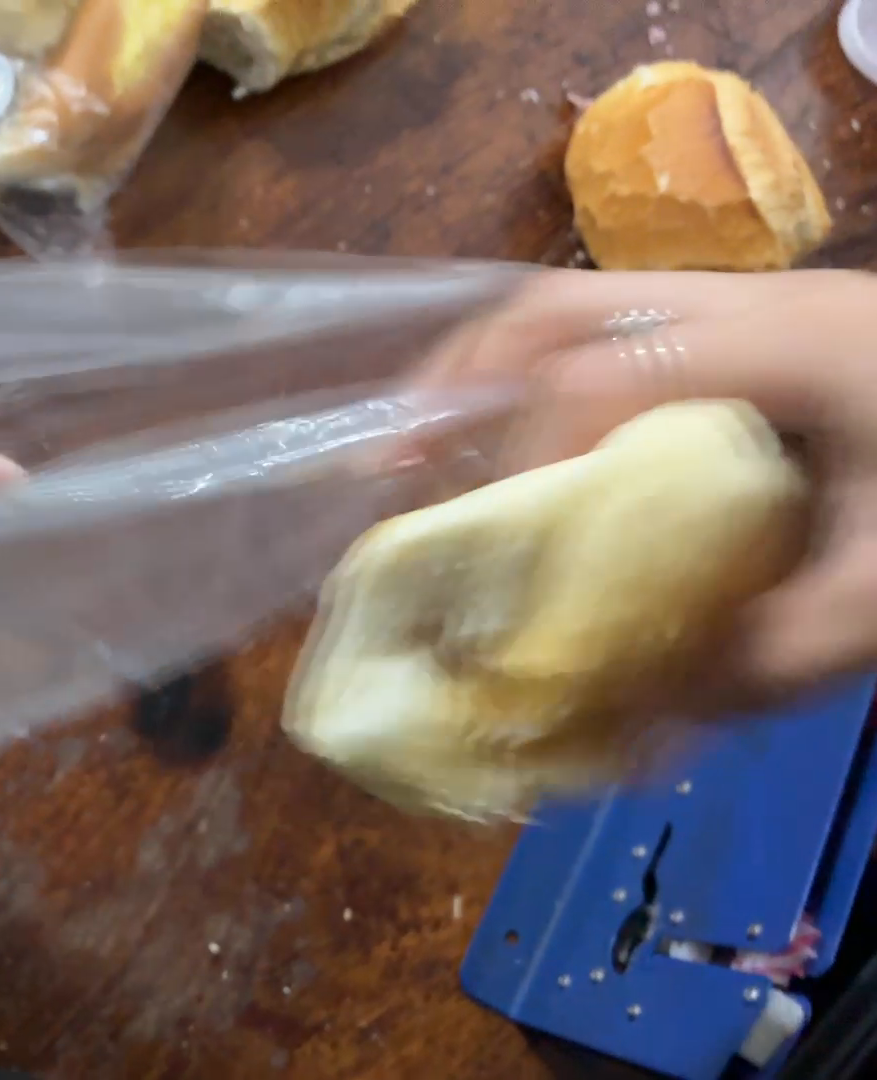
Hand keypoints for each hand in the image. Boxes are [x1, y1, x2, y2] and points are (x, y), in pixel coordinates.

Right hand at [405, 268, 876, 692]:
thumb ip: (770, 656)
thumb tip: (621, 736)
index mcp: (796, 345)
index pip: (602, 378)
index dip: (517, 454)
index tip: (486, 537)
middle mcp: (745, 305)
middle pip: (547, 310)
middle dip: (447, 386)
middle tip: (390, 461)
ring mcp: (733, 308)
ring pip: (554, 311)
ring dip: (466, 379)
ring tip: (413, 447)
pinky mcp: (727, 332)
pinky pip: (587, 336)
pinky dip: (515, 382)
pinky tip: (491, 434)